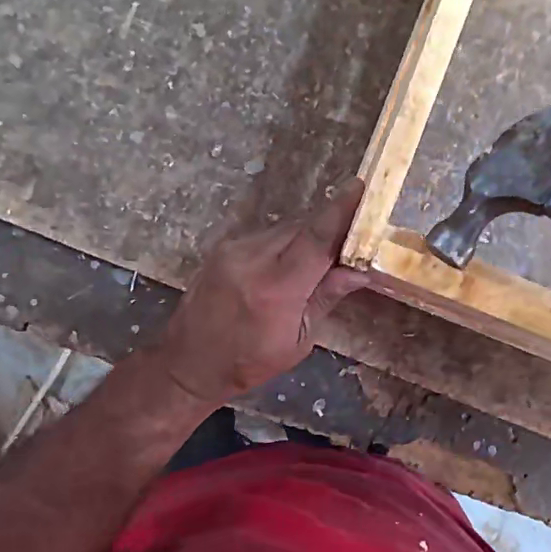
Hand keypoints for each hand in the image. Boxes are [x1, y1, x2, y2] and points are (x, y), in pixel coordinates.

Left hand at [145, 181, 369, 407]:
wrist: (188, 362)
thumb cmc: (249, 363)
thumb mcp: (298, 341)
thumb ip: (326, 297)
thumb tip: (360, 270)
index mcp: (276, 289)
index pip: (316, 238)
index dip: (341, 211)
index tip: (362, 188)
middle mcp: (252, 259)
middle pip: (303, 227)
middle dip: (330, 228)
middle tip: (352, 240)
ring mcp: (233, 249)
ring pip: (284, 229)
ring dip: (307, 237)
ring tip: (319, 259)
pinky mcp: (223, 247)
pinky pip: (265, 235)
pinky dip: (284, 243)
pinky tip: (288, 264)